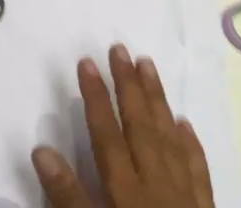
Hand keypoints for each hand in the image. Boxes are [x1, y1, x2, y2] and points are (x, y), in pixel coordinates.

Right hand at [32, 45, 214, 207]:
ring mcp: (184, 199)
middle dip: (128, 87)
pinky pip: (199, 171)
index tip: (86, 61)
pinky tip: (184, 123)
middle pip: (141, 128)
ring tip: (149, 66)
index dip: (95, 97)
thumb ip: (69, 199)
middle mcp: (157, 187)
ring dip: (158, 102)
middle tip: (120, 48)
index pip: (107, 134)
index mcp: (126, 193)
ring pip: (170, 140)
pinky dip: (190, 144)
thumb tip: (41, 150)